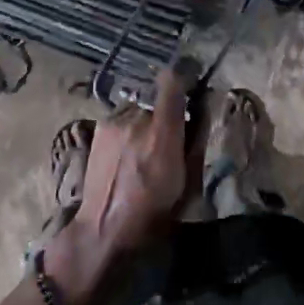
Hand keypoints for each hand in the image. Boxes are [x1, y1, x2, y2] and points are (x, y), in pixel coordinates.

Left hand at [42, 65, 198, 304]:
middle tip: (168, 128)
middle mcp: (136, 118)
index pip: (172, 82)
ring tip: (145, 141)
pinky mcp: (100, 126)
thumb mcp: (187, 180)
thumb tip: (203, 108)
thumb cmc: (152, 211)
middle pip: (157, 94)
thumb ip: (196, 139)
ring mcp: (115, 120)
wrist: (103, 229)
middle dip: (165, 106)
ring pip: (139, 104)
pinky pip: (122, 115)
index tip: (191, 78)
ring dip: (146, 115)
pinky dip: (130, 124)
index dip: (184, 74)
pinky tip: (128, 147)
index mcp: (161, 132)